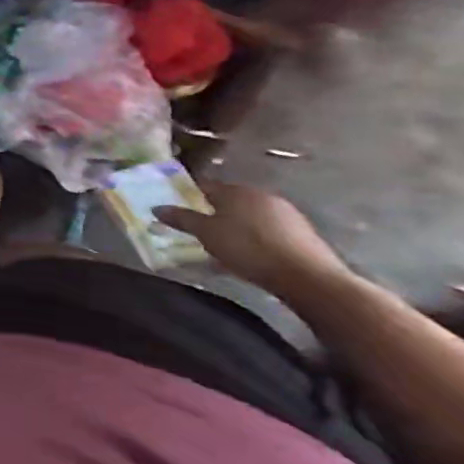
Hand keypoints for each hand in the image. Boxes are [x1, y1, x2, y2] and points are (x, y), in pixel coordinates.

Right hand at [155, 184, 354, 301]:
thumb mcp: (207, 235)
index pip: (206, 186)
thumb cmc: (248, 249)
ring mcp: (284, 212)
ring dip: (237, 227)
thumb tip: (156, 207)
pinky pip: (268, 230)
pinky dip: (256, 239)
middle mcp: (260, 194)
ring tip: (226, 249)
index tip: (180, 212)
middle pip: (229, 200)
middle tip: (202, 233)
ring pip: (250, 216)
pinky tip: (253, 257)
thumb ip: (182, 219)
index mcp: (236, 190)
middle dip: (215, 213)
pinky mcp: (301, 232)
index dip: (191, 197)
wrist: (307, 277)